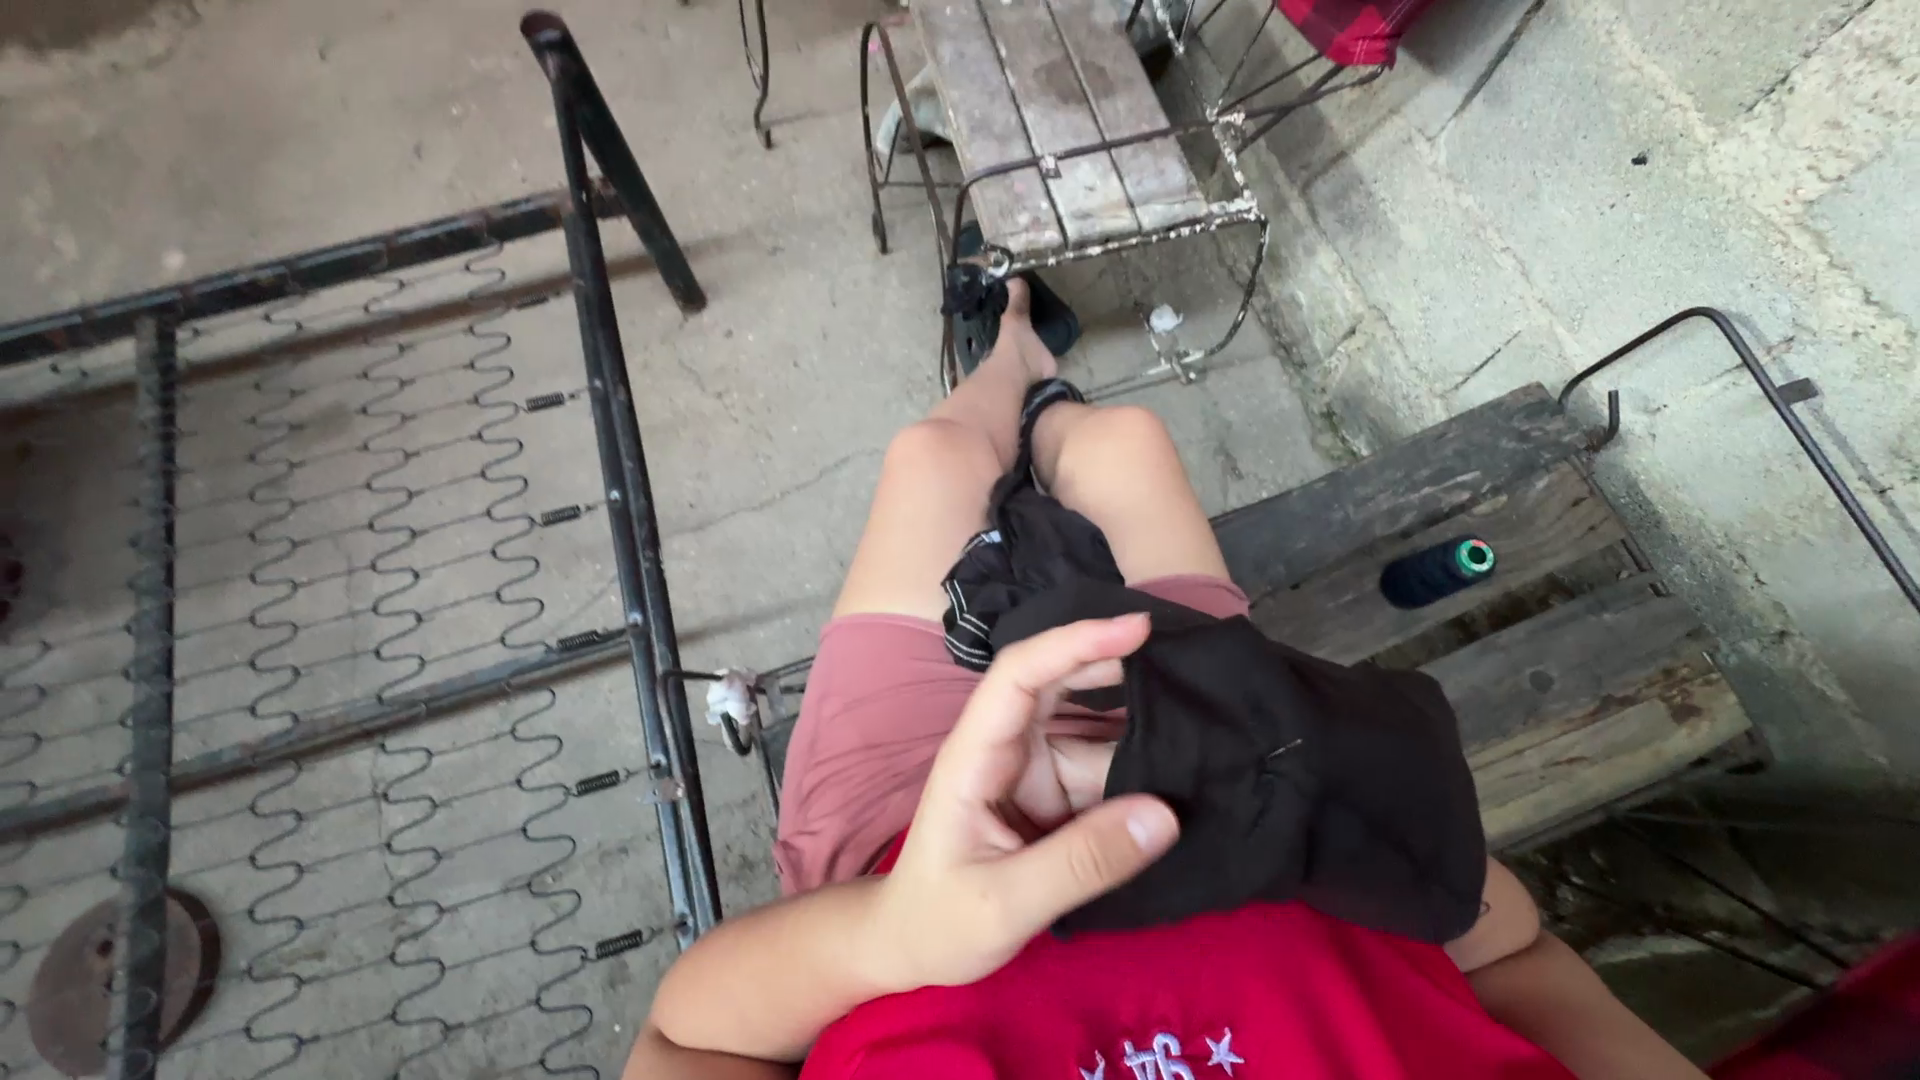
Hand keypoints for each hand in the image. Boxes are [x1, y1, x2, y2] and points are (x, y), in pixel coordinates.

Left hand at [867, 614, 1179, 991]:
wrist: (912, 945)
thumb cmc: (939, 920)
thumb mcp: (1005, 903)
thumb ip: (1082, 862)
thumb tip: (1164, 815)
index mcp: (974, 753)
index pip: (1020, 675)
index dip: (1074, 643)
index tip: (1136, 628)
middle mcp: (1003, 745)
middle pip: (1058, 682)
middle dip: (1115, 662)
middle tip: (1186, 655)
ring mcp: (1028, 766)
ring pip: (1089, 725)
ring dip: (1137, 718)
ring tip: (1200, 709)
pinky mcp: (1049, 791)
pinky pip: (1099, 764)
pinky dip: (1137, 762)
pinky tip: (1179, 761)